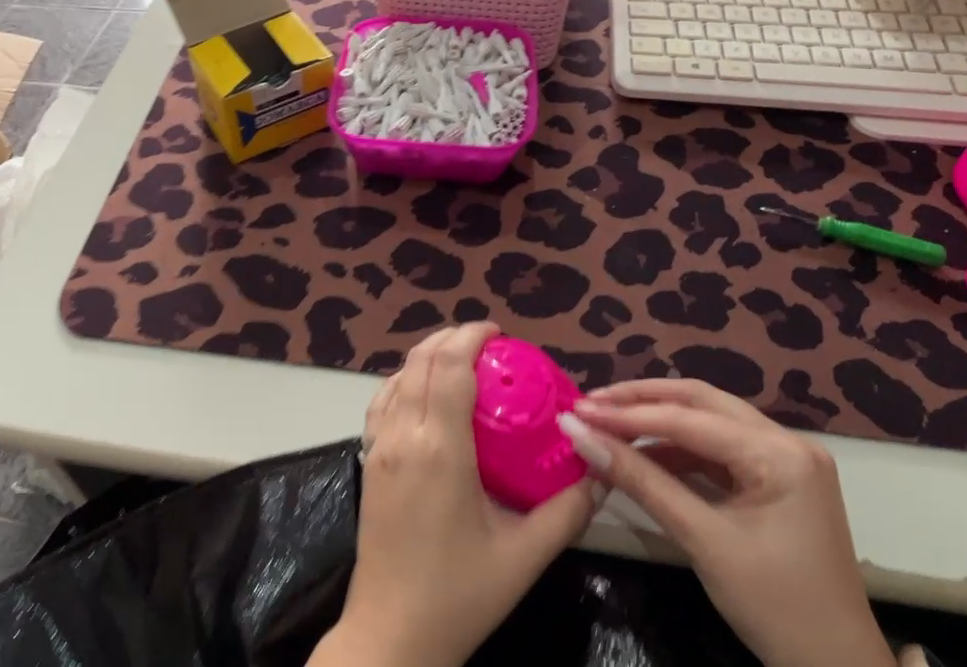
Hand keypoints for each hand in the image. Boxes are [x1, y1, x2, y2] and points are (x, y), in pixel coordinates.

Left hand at [310, 323, 597, 666]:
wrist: (391, 635)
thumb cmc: (460, 596)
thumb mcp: (525, 556)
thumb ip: (567, 511)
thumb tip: (600, 473)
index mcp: (439, 450)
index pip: (449, 369)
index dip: (470, 338)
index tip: (497, 331)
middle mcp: (402, 437)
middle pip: (419, 364)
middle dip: (449, 340)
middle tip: (486, 342)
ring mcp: (377, 449)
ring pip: (395, 380)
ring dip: (424, 358)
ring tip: (458, 359)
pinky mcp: (367, 464)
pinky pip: (381, 405)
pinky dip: (402, 383)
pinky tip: (423, 395)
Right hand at [558, 378, 894, 666]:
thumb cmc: (773, 605)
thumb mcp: (701, 539)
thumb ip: (640, 480)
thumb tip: (578, 435)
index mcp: (781, 453)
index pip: (687, 419)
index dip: (626, 414)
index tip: (574, 412)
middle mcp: (788, 442)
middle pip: (700, 403)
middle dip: (640, 402)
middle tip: (588, 405)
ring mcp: (787, 459)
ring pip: (708, 421)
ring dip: (656, 421)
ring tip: (605, 425)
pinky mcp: (778, 479)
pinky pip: (719, 448)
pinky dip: (677, 448)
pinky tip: (641, 453)